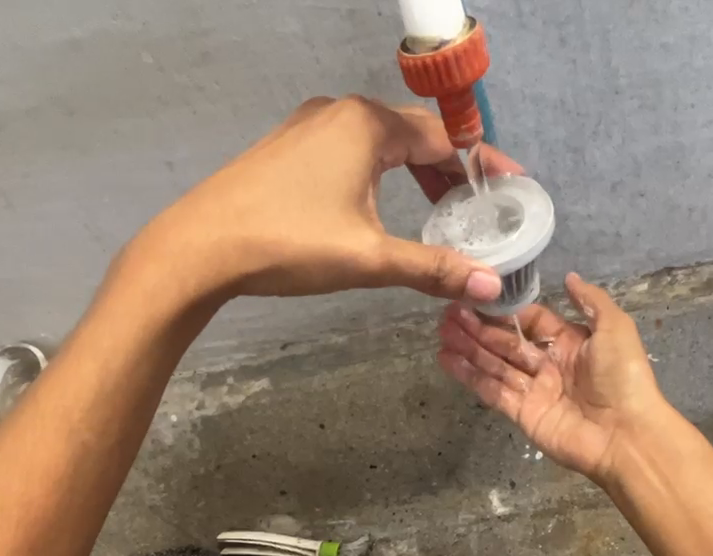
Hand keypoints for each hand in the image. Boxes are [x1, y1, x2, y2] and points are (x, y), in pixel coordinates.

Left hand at [120, 96, 522, 304]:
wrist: (202, 247)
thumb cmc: (289, 243)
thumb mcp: (370, 258)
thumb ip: (433, 268)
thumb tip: (490, 285)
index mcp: (368, 126)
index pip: (443, 137)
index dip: (481, 164)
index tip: (510, 189)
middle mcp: (341, 112)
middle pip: (414, 135)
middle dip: (449, 170)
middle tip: (477, 209)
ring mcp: (310, 127)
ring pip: (381, 143)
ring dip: (414, 174)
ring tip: (438, 212)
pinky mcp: (289, 148)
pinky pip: (352, 151)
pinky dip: (381, 174)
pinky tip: (382, 207)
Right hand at [436, 273, 671, 483]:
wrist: (626, 435)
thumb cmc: (623, 377)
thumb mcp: (615, 328)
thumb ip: (591, 301)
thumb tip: (570, 276)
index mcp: (571, 343)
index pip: (531, 322)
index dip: (506, 311)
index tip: (479, 297)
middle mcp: (549, 365)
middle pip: (507, 343)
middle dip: (479, 328)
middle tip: (448, 313)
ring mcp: (534, 391)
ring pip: (495, 365)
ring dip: (469, 348)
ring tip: (441, 331)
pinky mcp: (522, 414)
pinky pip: (492, 391)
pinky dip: (469, 376)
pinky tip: (447, 359)